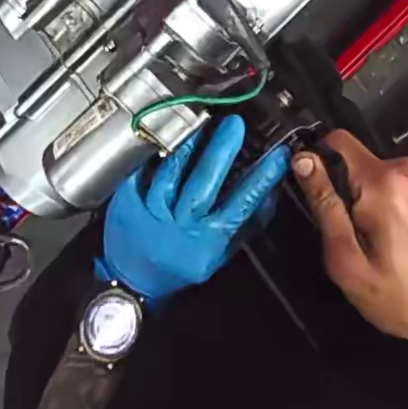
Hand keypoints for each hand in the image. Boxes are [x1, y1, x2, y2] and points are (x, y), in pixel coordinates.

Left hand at [99, 115, 288, 303]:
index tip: (277, 156)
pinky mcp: (130, 203)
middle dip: (222, 150)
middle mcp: (182, 225)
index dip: (262, 178)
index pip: (242, 203)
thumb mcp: (219, 255)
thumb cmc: (180, 268)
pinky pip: (144, 172)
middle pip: (205, 181)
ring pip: (173, 172)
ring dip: (191, 145)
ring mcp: (154, 213)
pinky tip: (169, 138)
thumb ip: (245, 226)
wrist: (131, 284)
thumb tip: (269, 195)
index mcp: (209, 239)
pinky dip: (158, 154)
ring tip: (204, 124)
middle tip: (235, 125)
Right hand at [292, 131, 407, 362]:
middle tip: (346, 233)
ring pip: (370, 176)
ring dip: (362, 202)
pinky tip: (389, 242)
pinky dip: (381, 207)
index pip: (336, 140)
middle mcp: (405, 171)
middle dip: (341, 191)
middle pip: (353, 161)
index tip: (311, 186)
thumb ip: (323, 204)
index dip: (316, 158)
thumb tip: (304, 163)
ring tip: (370, 242)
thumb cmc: (406, 297)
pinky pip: (390, 186)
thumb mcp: (347, 259)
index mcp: (381, 182)